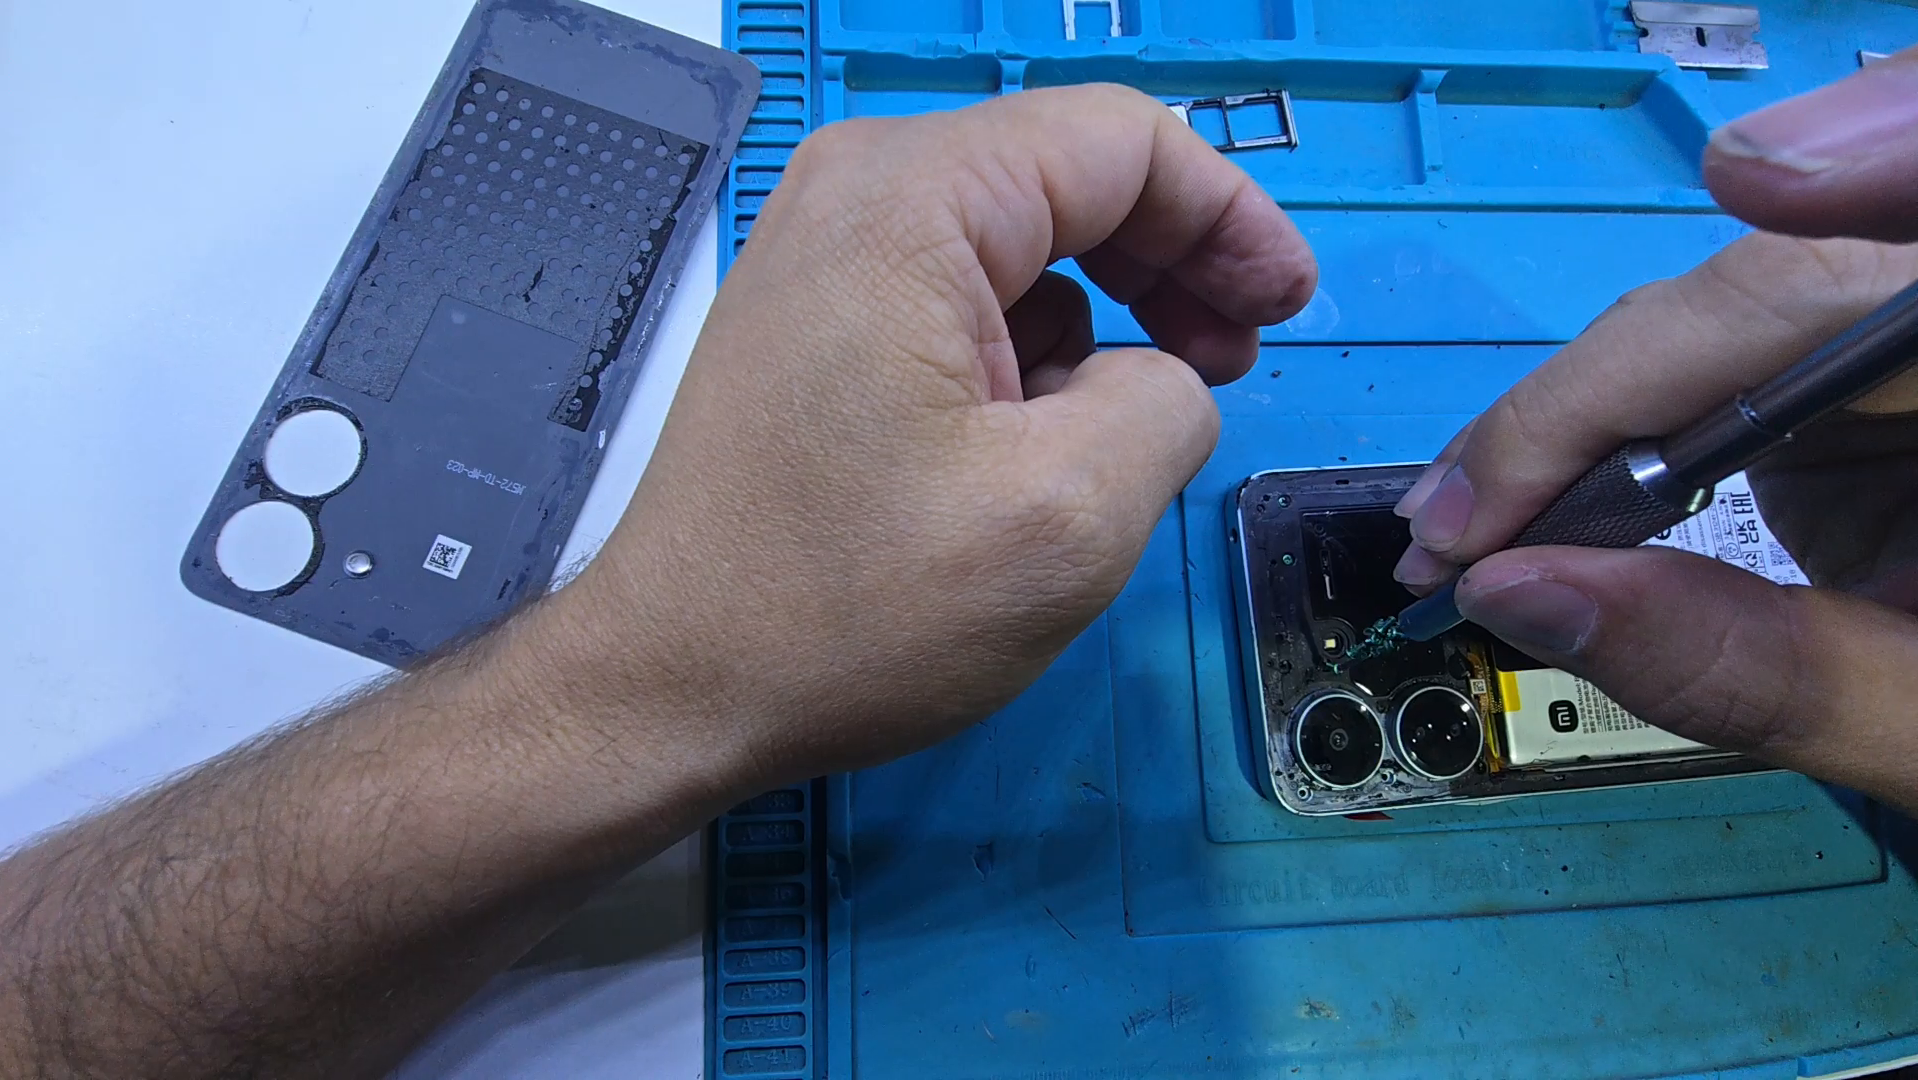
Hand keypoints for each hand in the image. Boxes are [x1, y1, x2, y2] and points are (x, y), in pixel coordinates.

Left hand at [553, 85, 1315, 787]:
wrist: (679, 688)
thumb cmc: (858, 611)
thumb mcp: (1070, 515)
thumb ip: (1168, 406)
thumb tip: (1157, 380)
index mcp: (911, 202)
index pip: (1120, 146)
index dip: (1228, 218)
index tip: (1282, 305)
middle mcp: (853, 206)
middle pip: (1063, 192)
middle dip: (1168, 269)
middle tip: (1229, 357)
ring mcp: (823, 275)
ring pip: (1015, 269)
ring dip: (1094, 335)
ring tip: (1120, 435)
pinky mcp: (816, 345)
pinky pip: (958, 324)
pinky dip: (1023, 373)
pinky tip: (1028, 453)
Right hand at [1391, 51, 1917, 809]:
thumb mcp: (1916, 724)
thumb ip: (1734, 662)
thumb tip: (1500, 589)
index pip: (1854, 291)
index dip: (1755, 266)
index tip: (1675, 265)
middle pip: (1738, 303)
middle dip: (1564, 412)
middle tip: (1446, 533)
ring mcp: (1879, 329)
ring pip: (1682, 326)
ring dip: (1547, 426)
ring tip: (1458, 529)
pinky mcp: (1820, 359)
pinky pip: (1675, 361)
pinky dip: (1577, 430)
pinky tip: (1514, 492)